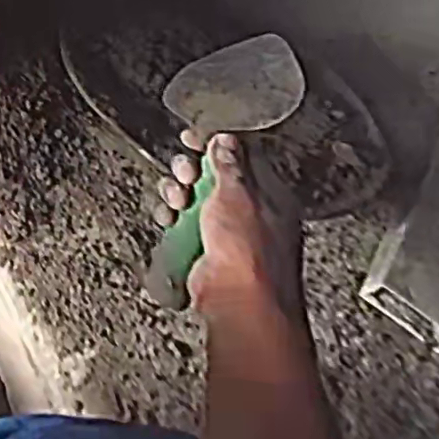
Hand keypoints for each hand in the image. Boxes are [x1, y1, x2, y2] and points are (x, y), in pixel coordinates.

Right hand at [155, 130, 303, 313]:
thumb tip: (226, 140)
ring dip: (177, 194)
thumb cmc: (248, 252)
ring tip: (176, 202)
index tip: (192, 138)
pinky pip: (181, 220)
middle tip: (186, 176)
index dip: (215, 144)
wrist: (237, 300)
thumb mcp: (237, 197)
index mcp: (269, 197)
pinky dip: (171, 217)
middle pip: (211, 175)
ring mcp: (226, 229)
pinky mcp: (204, 244)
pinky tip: (169, 220)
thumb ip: (229, 166)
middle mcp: (250, 212)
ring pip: (192, 196)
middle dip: (190, 171)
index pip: (241, 157)